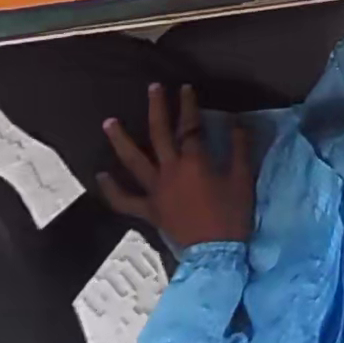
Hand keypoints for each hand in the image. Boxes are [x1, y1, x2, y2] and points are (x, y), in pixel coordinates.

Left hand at [98, 83, 254, 245]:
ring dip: (121, 141)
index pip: (191, 125)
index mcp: (195, 161)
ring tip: (109, 122)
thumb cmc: (231, 215)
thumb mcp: (243, 179)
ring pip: (134, 162)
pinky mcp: (149, 210)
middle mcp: (171, 171)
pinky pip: (125, 200)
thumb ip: (240, 149)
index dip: (188, 105)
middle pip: (160, 134)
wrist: (215, 255)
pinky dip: (111, 188)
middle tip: (152, 88)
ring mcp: (156, 191)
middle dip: (157, 108)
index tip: (185, 87)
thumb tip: (238, 123)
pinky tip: (100, 175)